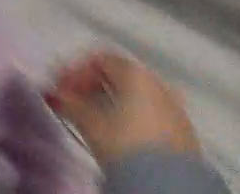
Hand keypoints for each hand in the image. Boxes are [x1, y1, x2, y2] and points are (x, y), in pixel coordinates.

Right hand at [47, 52, 200, 164]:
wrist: (168, 185)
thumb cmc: (125, 142)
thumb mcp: (89, 121)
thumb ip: (69, 101)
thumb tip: (56, 94)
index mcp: (136, 73)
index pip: (98, 58)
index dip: (74, 71)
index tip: (59, 88)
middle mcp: (158, 84)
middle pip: (117, 76)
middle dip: (91, 87)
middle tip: (72, 102)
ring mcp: (175, 109)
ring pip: (134, 97)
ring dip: (110, 103)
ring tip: (92, 120)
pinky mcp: (184, 134)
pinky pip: (149, 115)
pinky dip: (129, 118)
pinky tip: (117, 134)